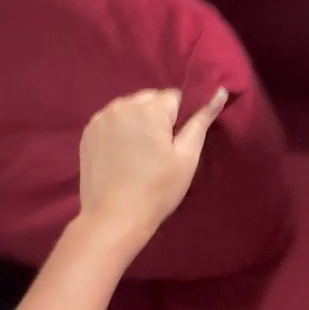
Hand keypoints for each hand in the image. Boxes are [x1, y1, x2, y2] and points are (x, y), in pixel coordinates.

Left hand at [74, 87, 228, 255]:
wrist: (114, 218)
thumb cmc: (158, 189)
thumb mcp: (187, 157)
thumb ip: (202, 121)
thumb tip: (220, 91)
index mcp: (149, 110)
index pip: (175, 96)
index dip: (182, 117)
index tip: (179, 142)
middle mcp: (122, 106)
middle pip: (151, 98)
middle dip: (160, 116)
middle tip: (162, 149)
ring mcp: (101, 118)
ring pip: (130, 107)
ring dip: (140, 120)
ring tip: (141, 152)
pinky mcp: (88, 132)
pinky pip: (113, 119)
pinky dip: (122, 129)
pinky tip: (124, 154)